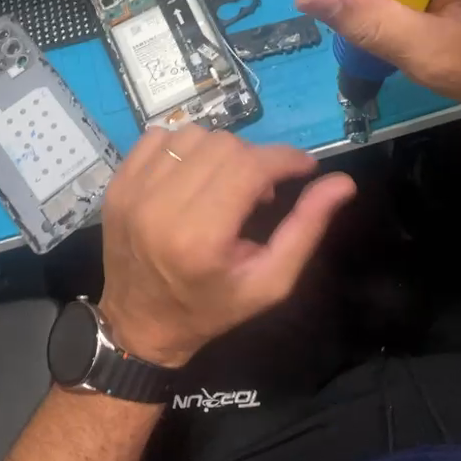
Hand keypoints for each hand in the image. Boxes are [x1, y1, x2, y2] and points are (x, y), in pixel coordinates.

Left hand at [97, 126, 356, 367]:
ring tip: (225, 185)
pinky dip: (185, 148)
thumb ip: (306, 229)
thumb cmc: (212, 308)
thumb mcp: (270, 282)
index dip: (286, 159)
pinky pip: (160, 137)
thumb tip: (342, 183)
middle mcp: (161, 206)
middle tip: (261, 191)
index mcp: (201, 237)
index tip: (304, 167)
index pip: (250, 166)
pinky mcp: (117, 184)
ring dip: (221, 152)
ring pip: (194, 134)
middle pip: (225, 145)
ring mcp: (133, 192)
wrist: (140, 326)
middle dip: (255, 159)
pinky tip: (193, 177)